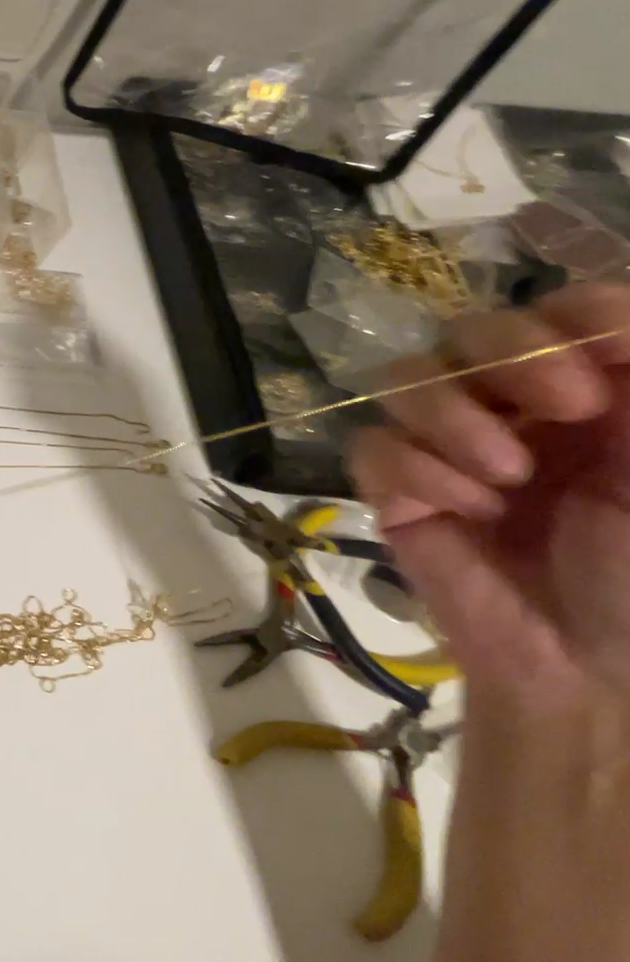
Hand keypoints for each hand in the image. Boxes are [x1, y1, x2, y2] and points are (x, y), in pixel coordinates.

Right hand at [346, 282, 629, 702]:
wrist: (587, 667)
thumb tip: (608, 323)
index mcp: (601, 395)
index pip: (564, 310)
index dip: (571, 313)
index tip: (603, 360)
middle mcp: (518, 409)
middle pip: (470, 330)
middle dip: (509, 355)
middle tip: (563, 407)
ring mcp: (445, 446)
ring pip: (406, 378)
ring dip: (453, 418)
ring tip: (504, 478)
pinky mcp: (391, 486)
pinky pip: (373, 446)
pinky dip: (417, 472)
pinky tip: (462, 510)